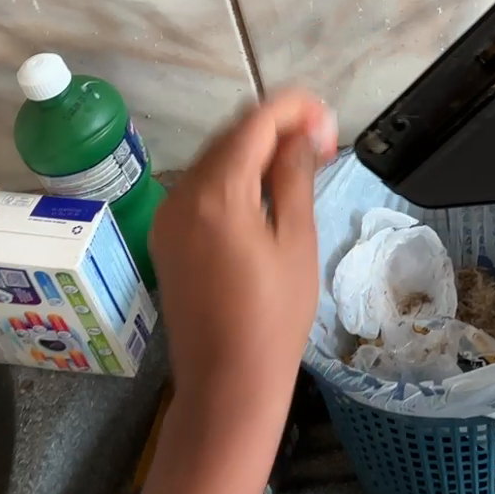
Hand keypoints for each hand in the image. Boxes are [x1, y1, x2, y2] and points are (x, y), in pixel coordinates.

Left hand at [136, 89, 334, 493]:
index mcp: (217, 194)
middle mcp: (182, 194)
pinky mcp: (166, 233)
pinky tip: (264, 189)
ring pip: (216, 155)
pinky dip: (235, 172)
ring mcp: (168, 213)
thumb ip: (295, 175)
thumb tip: (302, 132)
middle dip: (278, 126)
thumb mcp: (297, 240)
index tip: (328, 119)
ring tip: (300, 164)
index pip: (255, 122)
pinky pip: (202, 183)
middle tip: (323, 143)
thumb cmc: (274, 316)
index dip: (294, 109)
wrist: (226, 385)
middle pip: (233, 133)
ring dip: (257, 147)